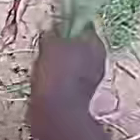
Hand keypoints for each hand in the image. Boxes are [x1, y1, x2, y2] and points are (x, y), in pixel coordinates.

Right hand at [29, 23, 106, 138]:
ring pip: (71, 64)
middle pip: (78, 45)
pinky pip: (65, 81)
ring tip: (41, 69)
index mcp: (95, 44)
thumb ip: (53, 34)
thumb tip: (52, 30)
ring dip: (58, 64)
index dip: (67, 25)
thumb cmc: (56, 75)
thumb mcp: (51, 46)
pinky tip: (44, 85)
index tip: (51, 30)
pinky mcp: (79, 96)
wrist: (56, 114)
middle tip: (44, 49)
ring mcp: (90, 80)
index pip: (83, 25)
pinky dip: (56, 81)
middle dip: (62, 46)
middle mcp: (98, 60)